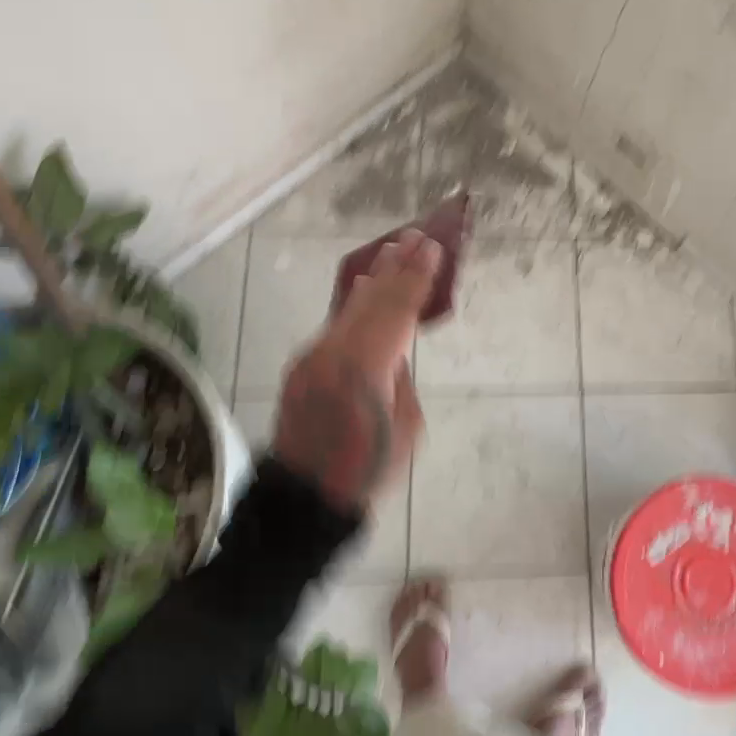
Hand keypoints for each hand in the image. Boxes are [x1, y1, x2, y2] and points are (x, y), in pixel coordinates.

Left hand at [272, 229, 439, 513]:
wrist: (302, 499)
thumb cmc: (368, 470)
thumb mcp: (406, 426)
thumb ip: (399, 378)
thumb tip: (392, 352)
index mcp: (366, 368)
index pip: (398, 311)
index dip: (417, 278)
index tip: (432, 248)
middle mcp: (336, 353)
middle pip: (372, 301)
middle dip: (397, 268)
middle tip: (415, 237)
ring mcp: (314, 358)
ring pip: (350, 309)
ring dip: (374, 279)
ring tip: (391, 251)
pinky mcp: (303, 367)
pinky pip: (335, 326)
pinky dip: (353, 305)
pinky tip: (361, 289)